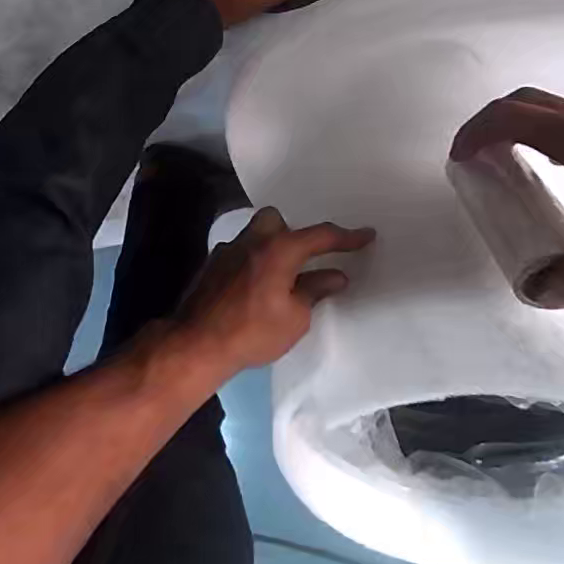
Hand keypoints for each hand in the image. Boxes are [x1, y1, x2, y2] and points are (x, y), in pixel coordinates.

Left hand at [173, 208, 375, 372]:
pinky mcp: (212, 266)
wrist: (196, 342)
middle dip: (293, 233)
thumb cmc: (252, 332)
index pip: (319, 236)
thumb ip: (315, 291)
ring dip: (271, 247)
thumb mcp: (295, 318)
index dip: (346, 237)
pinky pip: (239, 253)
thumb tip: (335, 276)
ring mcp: (227, 251)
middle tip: (304, 258)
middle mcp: (251, 241)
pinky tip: (256, 286)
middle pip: (276, 220)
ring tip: (281, 275)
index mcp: (278, 249)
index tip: (366, 235)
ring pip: (254, 234)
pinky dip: (253, 262)